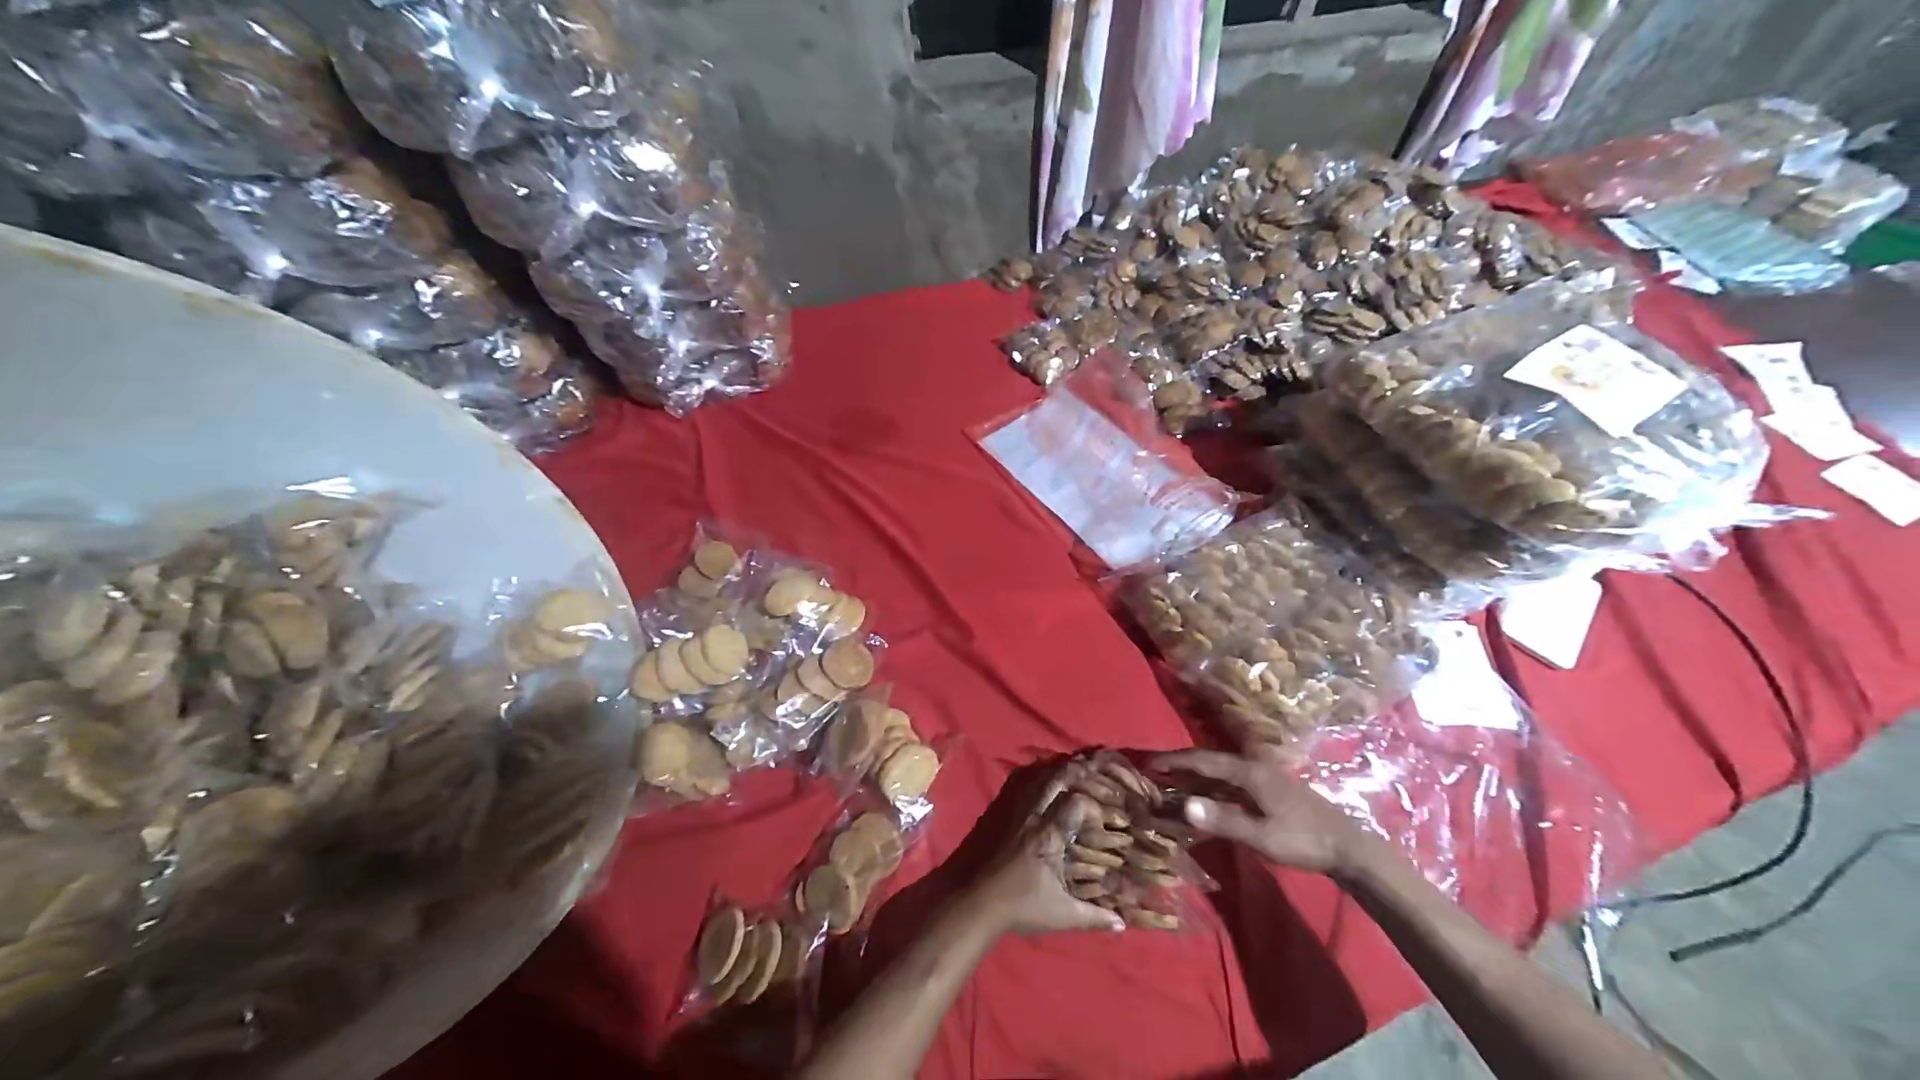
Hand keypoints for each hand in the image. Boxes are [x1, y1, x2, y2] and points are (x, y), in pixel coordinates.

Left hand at [963, 786, 1126, 936]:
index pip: (1077, 802)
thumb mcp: (1061, 914)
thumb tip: (1122, 925)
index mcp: (1049, 834)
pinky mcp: (996, 811)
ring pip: (1036, 777)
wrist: (973, 901)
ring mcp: (1011, 810)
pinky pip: (1017, 783)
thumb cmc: (1019, 906)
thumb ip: (1093, 917)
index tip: (1099, 825)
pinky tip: (1040, 783)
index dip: (1093, 808)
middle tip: (1092, 774)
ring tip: (1070, 772)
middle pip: (1056, 777)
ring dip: (1055, 772)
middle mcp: (1031, 814)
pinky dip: (1033, 777)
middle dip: (1077, 773)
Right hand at [1152, 744, 1374, 874]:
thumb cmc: (1304, 840)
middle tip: (1153, 774)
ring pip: (1219, 772)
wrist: (1349, 848)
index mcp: (1249, 771)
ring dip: (1194, 777)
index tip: (1146, 764)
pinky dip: (1210, 787)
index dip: (1172, 761)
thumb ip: (1222, 820)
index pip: (1201, 760)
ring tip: (1170, 785)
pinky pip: (1230, 782)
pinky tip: (1203, 799)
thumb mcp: (1262, 836)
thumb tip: (1184, 805)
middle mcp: (1253, 766)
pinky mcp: (1269, 790)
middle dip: (1179, 766)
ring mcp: (1262, 777)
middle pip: (1208, 761)